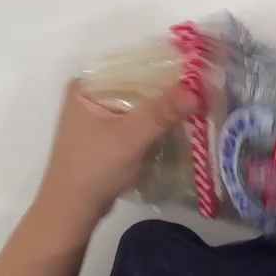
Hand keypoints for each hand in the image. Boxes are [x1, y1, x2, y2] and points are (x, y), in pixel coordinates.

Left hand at [33, 81, 197, 228]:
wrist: (72, 210)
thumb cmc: (94, 168)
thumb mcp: (130, 138)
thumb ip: (162, 113)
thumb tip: (195, 90)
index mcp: (86, 86)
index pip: (132, 65)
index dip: (165, 68)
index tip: (196, 71)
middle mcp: (90, 95)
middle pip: (137, 85)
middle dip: (167, 89)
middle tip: (203, 88)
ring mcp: (97, 116)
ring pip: (138, 104)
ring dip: (163, 107)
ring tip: (197, 103)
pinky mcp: (106, 135)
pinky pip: (135, 120)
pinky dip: (154, 123)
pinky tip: (178, 123)